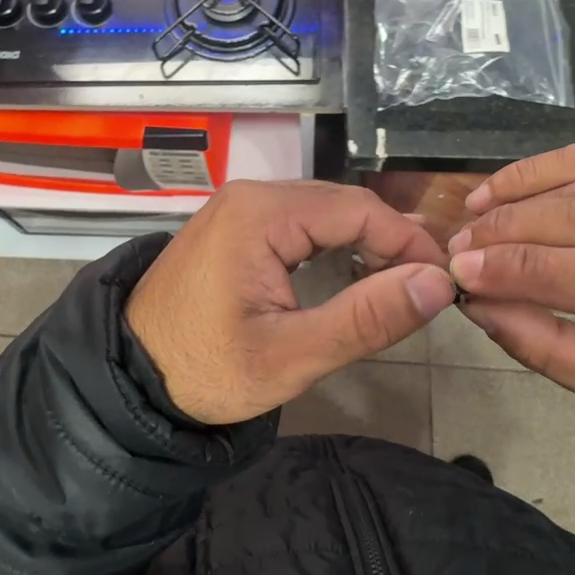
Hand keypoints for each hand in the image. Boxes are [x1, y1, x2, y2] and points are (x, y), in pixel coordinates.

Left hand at [127, 180, 454, 424]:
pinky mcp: (232, 227)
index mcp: (261, 213)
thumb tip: (436, 283)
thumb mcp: (292, 355)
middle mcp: (250, 195)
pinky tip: (350, 275)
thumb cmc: (206, 371)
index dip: (408, 243)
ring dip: (362, 243)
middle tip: (425, 291)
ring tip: (397, 287)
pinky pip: (296, 223)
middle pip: (341, 204)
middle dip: (388, 242)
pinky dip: (330, 245)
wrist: (130, 379)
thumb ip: (366, 318)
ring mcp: (237, 208)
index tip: (444, 283)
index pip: (358, 209)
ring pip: (321, 212)